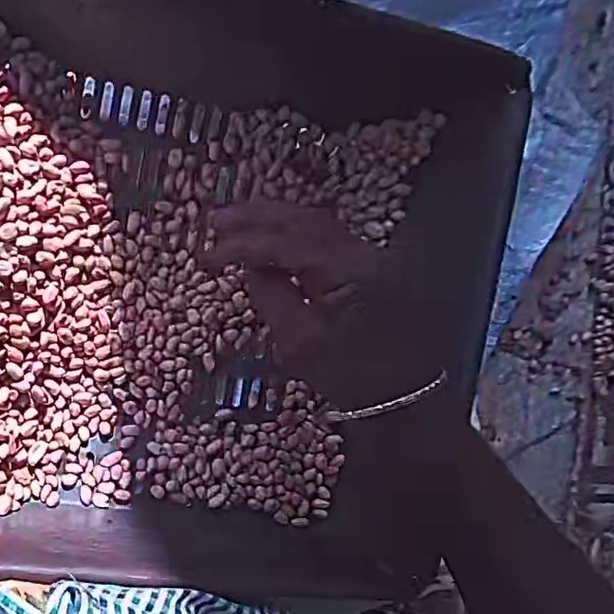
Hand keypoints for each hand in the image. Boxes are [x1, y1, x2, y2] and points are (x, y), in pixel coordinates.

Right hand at [206, 201, 447, 411]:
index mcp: (353, 272)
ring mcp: (374, 255)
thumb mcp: (302, 345)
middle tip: (216, 219)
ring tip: (235, 220)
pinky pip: (326, 237)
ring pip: (316, 223)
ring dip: (273, 220)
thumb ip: (272, 298)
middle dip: (256, 217)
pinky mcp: (372, 264)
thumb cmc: (352, 378)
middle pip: (304, 220)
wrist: (406, 395)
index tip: (208, 256)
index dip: (243, 246)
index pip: (287, 245)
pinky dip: (293, 233)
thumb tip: (251, 267)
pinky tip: (269, 234)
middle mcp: (368, 252)